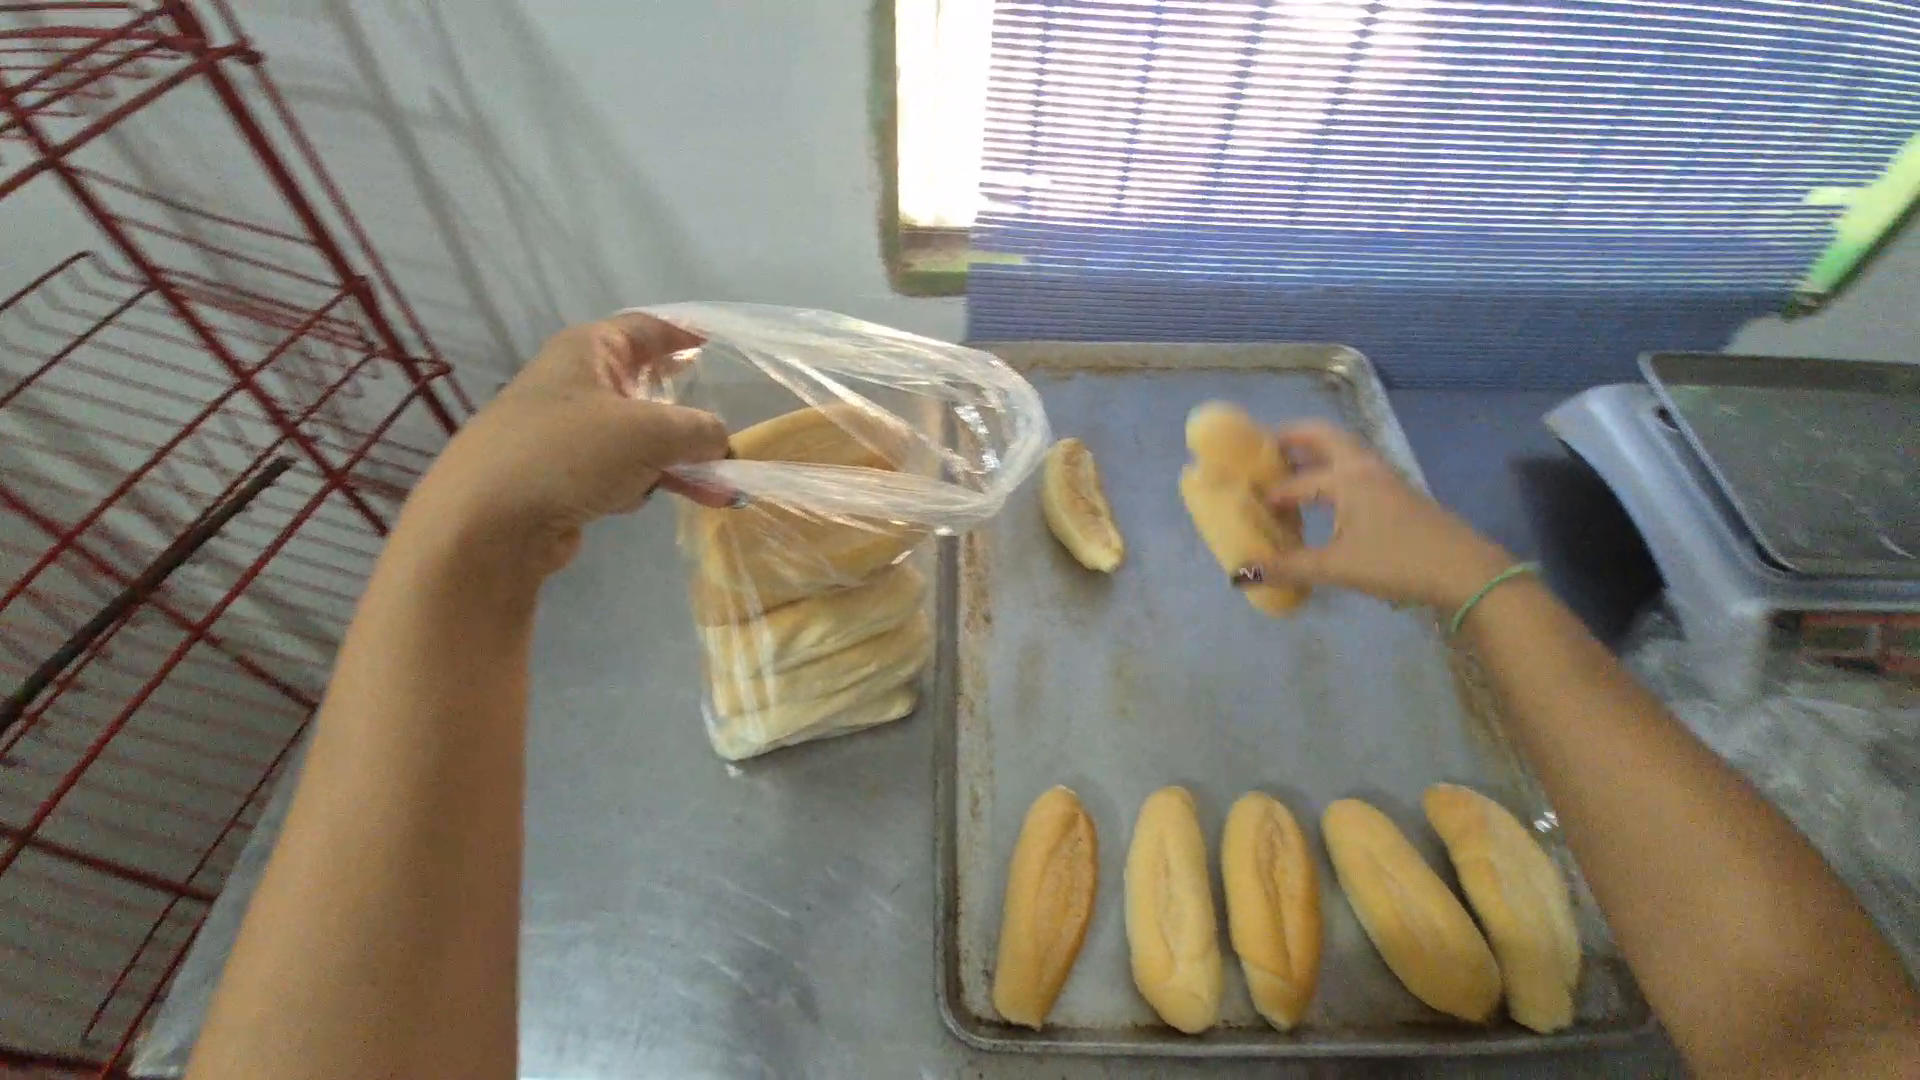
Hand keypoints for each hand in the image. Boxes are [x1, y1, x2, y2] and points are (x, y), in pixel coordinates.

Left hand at [405, 313, 731, 572]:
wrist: (488, 524)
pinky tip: (664, 499)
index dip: (683, 334)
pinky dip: (649, 481)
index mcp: (587, 351)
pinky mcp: (565, 476)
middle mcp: (575, 384)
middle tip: (725, 422)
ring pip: (640, 436)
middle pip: (646, 386)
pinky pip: (623, 470)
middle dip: (689, 409)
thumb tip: (720, 442)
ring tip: (719, 485)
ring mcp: (567, 432)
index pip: (646, 328)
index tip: (719, 346)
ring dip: (678, 457)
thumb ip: (699, 430)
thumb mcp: (650, 432)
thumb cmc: (569, 453)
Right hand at [1252, 421, 1514, 609]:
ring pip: (1342, 452)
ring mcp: (1385, 478)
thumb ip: (1287, 567)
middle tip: (1263, 448)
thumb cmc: (1397, 561)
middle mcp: (1364, 468)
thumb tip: (1239, 574)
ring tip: (1287, 469)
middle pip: (1323, 436)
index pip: (1294, 481)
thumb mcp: (1337, 567)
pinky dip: (1331, 472)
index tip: (1244, 504)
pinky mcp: (1397, 494)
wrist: (1466, 572)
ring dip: (1314, 454)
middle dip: (1291, 438)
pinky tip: (1324, 499)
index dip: (1268, 494)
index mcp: (1346, 478)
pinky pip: (1354, 470)